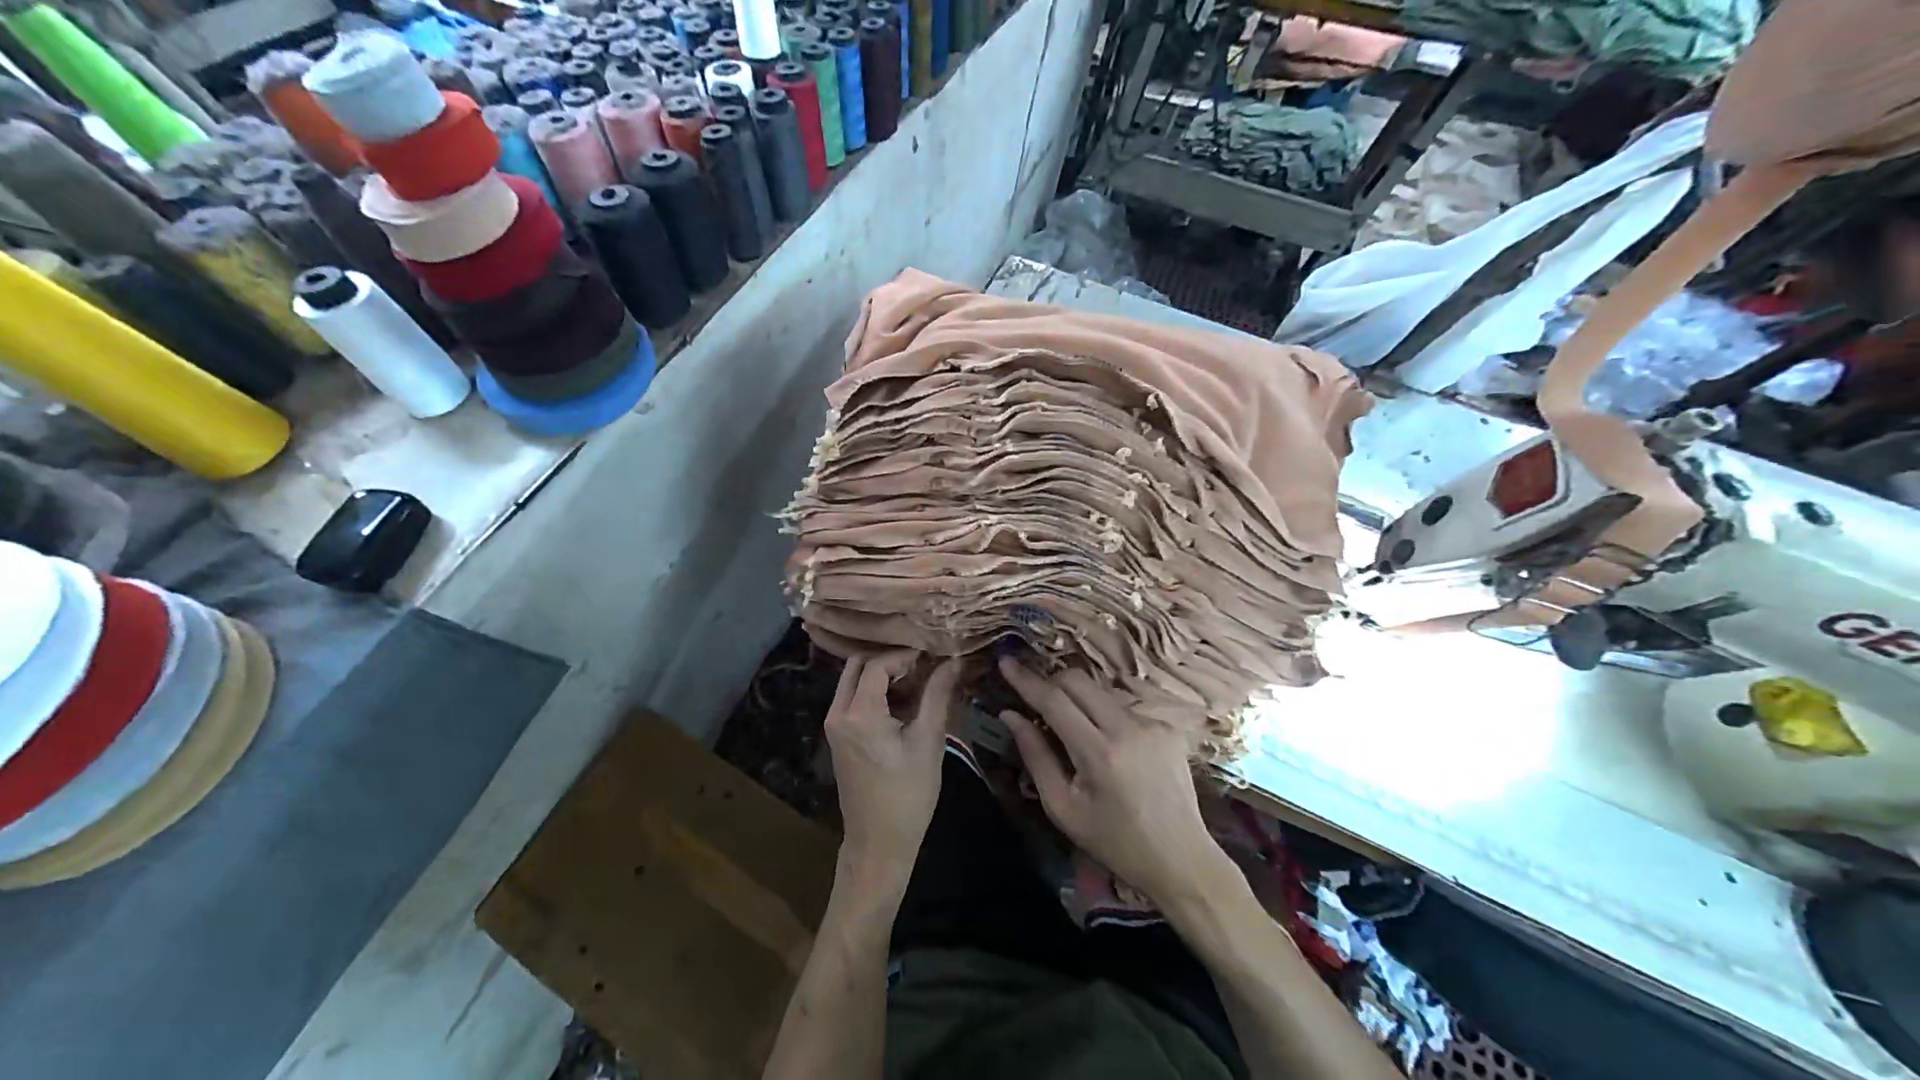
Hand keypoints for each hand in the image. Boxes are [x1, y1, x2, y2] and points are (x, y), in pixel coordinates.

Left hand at [825, 652, 962, 886]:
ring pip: (853, 680)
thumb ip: (937, 695)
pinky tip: (904, 699)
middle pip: (858, 666)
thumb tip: (953, 662)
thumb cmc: (908, 794)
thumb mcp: (928, 741)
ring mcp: (834, 725)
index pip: (878, 664)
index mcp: (858, 714)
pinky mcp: (838, 736)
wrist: (879, 842)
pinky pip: (852, 698)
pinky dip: (874, 690)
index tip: (933, 654)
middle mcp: (838, 713)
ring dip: (882, 674)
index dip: (905, 654)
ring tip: (918, 679)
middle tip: (923, 663)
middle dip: (890, 659)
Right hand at [998, 657, 1229, 908]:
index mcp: (1099, 753)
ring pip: (1101, 692)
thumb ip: (1035, 756)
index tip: (1005, 663)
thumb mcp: (1062, 807)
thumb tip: (1010, 715)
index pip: (1054, 700)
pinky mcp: (1168, 726)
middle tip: (1035, 699)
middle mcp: (1128, 728)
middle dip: (1051, 682)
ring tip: (1074, 733)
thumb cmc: (1114, 841)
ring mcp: (1153, 723)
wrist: (1180, 858)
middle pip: (1078, 681)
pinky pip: (1123, 707)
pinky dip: (1105, 717)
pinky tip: (1109, 748)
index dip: (1026, 679)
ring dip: (1078, 701)